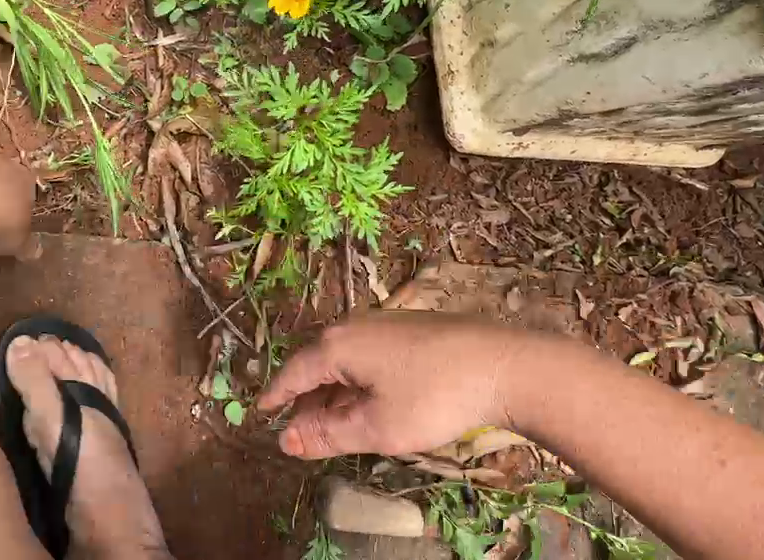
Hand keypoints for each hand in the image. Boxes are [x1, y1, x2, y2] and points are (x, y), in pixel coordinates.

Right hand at [257, 310, 549, 458]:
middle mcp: (351, 326)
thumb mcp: (378, 427)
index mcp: (336, 345)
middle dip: (305, 398)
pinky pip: (365, 355)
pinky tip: (367, 402)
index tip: (262, 413)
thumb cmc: (433, 397)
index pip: (293, 372)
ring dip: (332, 392)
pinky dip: (355, 382)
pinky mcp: (406, 328)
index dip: (277, 395)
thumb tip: (286, 441)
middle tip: (297, 429)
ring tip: (330, 423)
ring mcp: (380, 323)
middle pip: (316, 364)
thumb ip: (329, 435)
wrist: (501, 364)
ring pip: (343, 361)